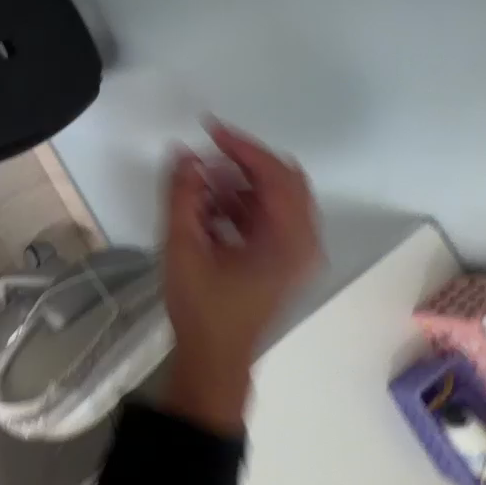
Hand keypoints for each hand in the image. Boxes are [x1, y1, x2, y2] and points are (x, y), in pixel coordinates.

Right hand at [159, 120, 320, 435]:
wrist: (214, 355)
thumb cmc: (201, 304)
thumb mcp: (183, 245)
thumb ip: (183, 195)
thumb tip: (184, 153)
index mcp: (288, 239)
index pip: (275, 175)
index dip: (242, 146)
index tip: (207, 129)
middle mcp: (302, 242)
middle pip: (283, 182)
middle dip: (242, 162)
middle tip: (204, 155)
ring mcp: (294, 252)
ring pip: (274, 198)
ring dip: (237, 184)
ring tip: (197, 186)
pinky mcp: (279, 259)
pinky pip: (266, 215)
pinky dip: (238, 203)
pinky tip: (205, 209)